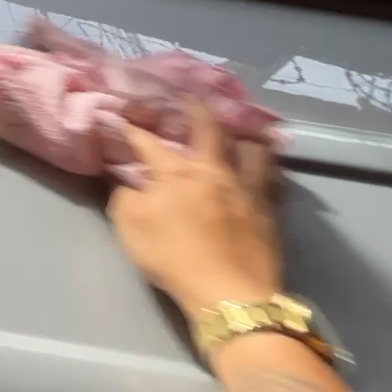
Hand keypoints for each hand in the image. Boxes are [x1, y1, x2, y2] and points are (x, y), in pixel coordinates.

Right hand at [107, 101, 281, 313]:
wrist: (229, 294)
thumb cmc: (171, 255)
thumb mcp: (129, 224)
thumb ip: (125, 195)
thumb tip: (127, 179)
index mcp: (178, 173)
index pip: (149, 142)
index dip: (131, 128)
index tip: (118, 117)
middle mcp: (217, 172)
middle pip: (211, 130)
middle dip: (197, 109)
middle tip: (189, 97)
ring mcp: (250, 191)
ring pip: (255, 149)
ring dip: (244, 137)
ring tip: (237, 134)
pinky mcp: (272, 213)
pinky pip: (273, 178)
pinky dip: (265, 166)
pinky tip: (259, 169)